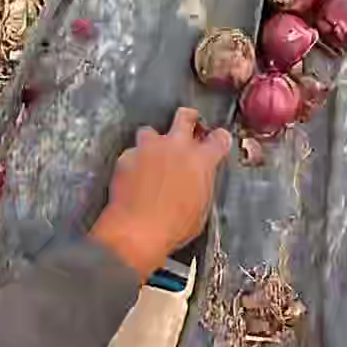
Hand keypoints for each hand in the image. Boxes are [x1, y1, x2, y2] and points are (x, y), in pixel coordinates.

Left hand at [90, 107, 232, 277]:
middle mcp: (176, 146)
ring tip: (152, 157)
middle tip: (187, 125)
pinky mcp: (127, 156)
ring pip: (151, 131)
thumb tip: (198, 178)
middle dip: (188, 118)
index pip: (219, 138)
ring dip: (153, 141)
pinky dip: (134, 161)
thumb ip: (202, 183)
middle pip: (184, 116)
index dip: (219, 138)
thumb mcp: (201, 208)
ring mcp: (149, 148)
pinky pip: (132, 152)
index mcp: (201, 160)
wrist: (137, 229)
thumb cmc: (174, 226)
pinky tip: (133, 176)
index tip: (217, 140)